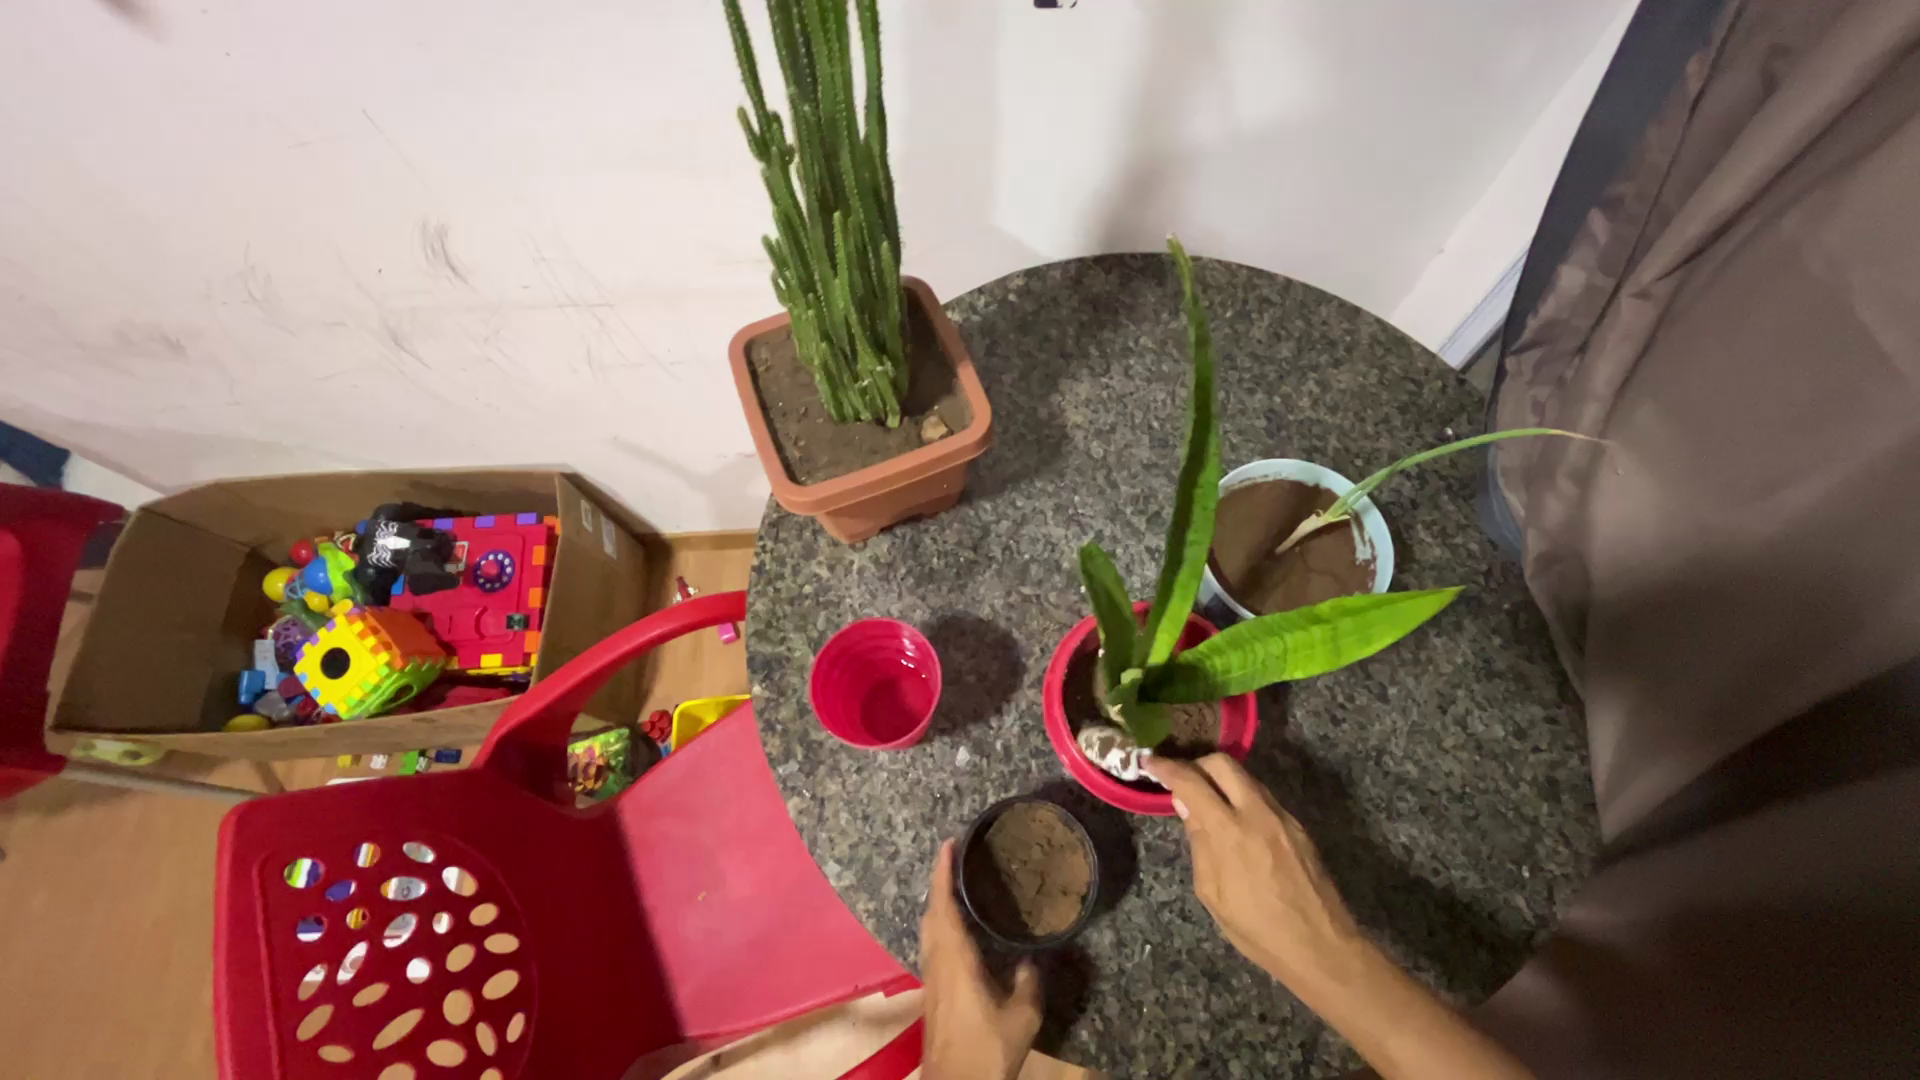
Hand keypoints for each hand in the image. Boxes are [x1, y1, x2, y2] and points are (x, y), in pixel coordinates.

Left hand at [919, 839, 1041, 1079]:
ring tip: (958, 888)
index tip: (947, 843)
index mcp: (954, 957)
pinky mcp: (932, 992)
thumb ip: (1028, 982)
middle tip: (956, 859)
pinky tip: (957, 932)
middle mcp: (937, 961)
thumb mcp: (1021, 1016)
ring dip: (938, 903)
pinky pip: (932, 944)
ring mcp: (931, 978)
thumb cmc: (986, 1048)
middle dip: (939, 882)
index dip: (943, 871)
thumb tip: (1030, 958)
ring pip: (928, 929)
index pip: (943, 903)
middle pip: (931, 912)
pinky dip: (941, 924)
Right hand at [1143, 754, 1366, 988]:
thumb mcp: (1211, 892)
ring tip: (1207, 800)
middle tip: (1181, 779)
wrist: (1321, 946)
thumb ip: (1199, 842)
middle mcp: (1258, 813)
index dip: (1166, 767)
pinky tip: (1236, 821)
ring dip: (1221, 779)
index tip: (1150, 762)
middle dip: (1196, 763)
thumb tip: (1186, 805)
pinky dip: (1242, 797)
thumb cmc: (1257, 929)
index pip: (1191, 782)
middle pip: (1222, 763)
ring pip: (1245, 777)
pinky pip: (1262, 797)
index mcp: (1230, 831)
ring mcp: (1282, 816)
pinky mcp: (1298, 826)